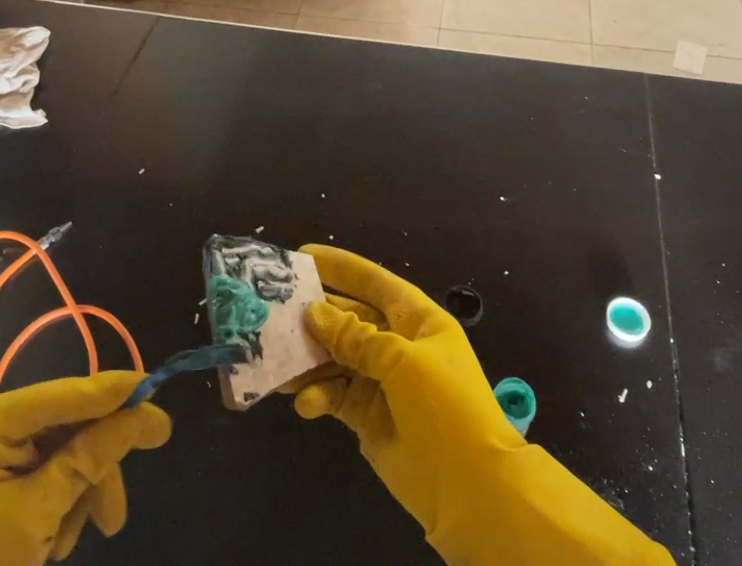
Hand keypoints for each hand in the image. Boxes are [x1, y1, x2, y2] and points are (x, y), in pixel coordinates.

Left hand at [0, 371, 169, 564]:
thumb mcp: (40, 513)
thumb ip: (91, 457)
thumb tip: (144, 413)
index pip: (52, 397)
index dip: (106, 390)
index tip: (151, 384)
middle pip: (63, 424)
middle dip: (101, 453)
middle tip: (159, 438)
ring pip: (65, 452)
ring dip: (89, 487)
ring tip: (106, 524)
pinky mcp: (1, 486)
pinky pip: (53, 475)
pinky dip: (70, 501)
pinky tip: (64, 539)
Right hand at [294, 245, 675, 565]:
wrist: (470, 487)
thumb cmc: (446, 408)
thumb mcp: (403, 362)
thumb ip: (356, 337)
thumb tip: (314, 313)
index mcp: (418, 321)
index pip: (375, 283)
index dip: (341, 267)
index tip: (302, 255)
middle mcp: (398, 345)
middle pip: (349, 319)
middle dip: (313, 315)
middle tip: (271, 311)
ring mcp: (381, 381)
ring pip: (335, 358)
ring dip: (307, 358)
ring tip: (274, 358)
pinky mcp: (366, 416)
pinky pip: (334, 394)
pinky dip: (317, 396)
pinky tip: (304, 404)